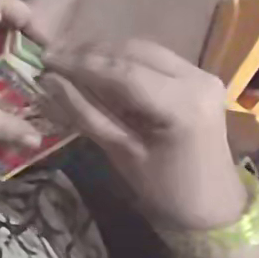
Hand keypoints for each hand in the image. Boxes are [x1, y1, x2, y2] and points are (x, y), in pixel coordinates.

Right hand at [43, 40, 248, 230]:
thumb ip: (85, 112)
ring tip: (69, 62)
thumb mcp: (121, 153)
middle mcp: (197, 79)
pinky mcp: (198, 76)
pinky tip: (97, 67)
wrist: (213, 208)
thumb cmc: (166, 190)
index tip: (45, 61)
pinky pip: (153, 58)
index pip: (122, 72)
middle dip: (90, 53)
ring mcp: (201, 74)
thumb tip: (49, 81)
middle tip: (52, 59)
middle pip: (133, 52)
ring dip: (104, 53)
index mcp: (182, 104)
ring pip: (142, 49)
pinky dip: (122, 60)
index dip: (80, 63)